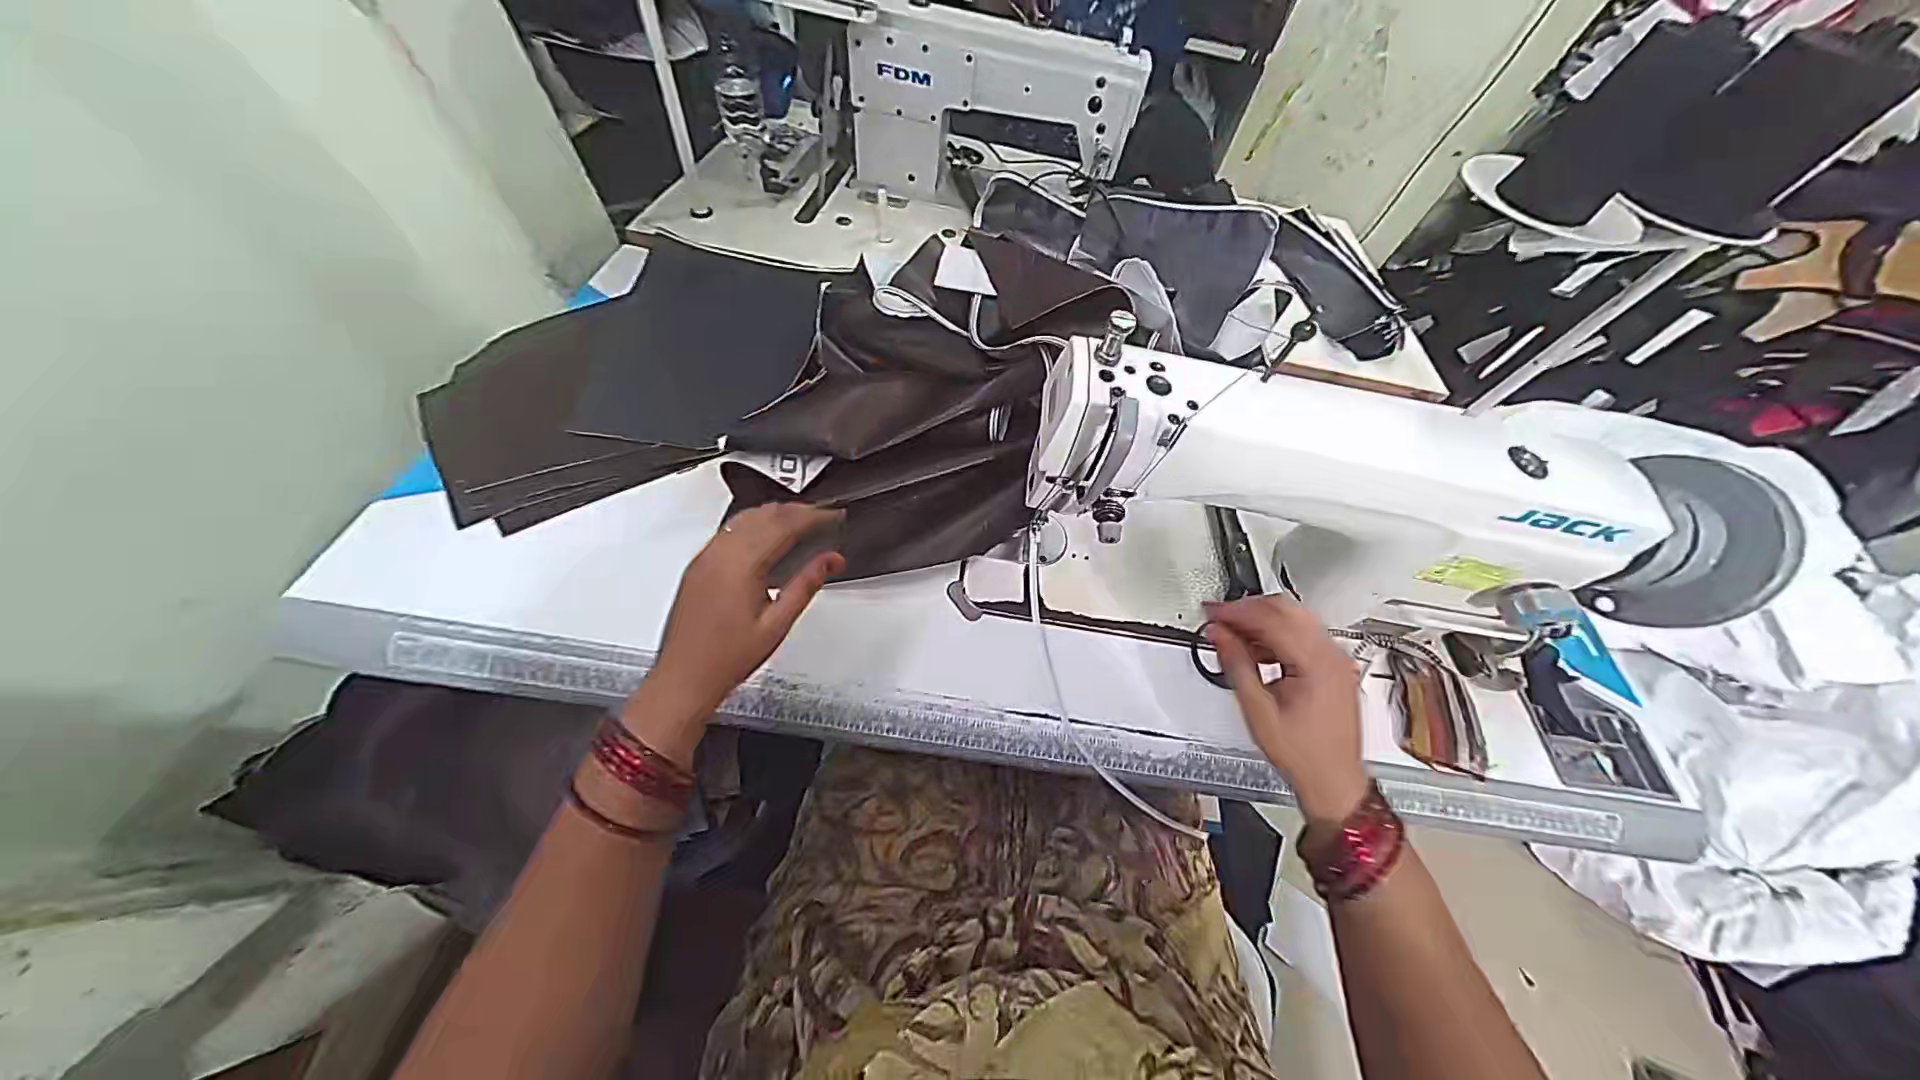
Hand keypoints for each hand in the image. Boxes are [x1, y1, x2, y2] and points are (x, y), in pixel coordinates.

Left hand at [624, 503, 845, 762]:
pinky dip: (754, 525)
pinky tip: (767, 537)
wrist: (684, 678)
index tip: (832, 515)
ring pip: (745, 518)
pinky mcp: (698, 566)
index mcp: (741, 565)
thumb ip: (806, 585)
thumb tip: (830, 560)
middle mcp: (719, 555)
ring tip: (801, 522)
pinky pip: (729, 531)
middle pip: (764, 515)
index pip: (784, 524)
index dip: (812, 516)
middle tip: (822, 516)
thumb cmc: (725, 658)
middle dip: (797, 511)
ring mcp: (705, 558)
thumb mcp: (777, 624)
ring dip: (775, 515)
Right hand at [1205, 595, 1369, 824]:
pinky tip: (1256, 647)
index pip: (1271, 619)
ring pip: (1296, 618)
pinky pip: (1305, 635)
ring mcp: (1337, 661)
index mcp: (1316, 663)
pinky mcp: (1335, 667)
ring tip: (1234, 632)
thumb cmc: (1303, 753)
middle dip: (1249, 609)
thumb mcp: (1257, 708)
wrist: (1333, 779)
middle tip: (1220, 617)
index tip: (1213, 612)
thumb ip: (1236, 664)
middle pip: (1287, 610)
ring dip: (1263, 620)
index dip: (1236, 612)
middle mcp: (1333, 657)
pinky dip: (1278, 634)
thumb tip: (1220, 635)